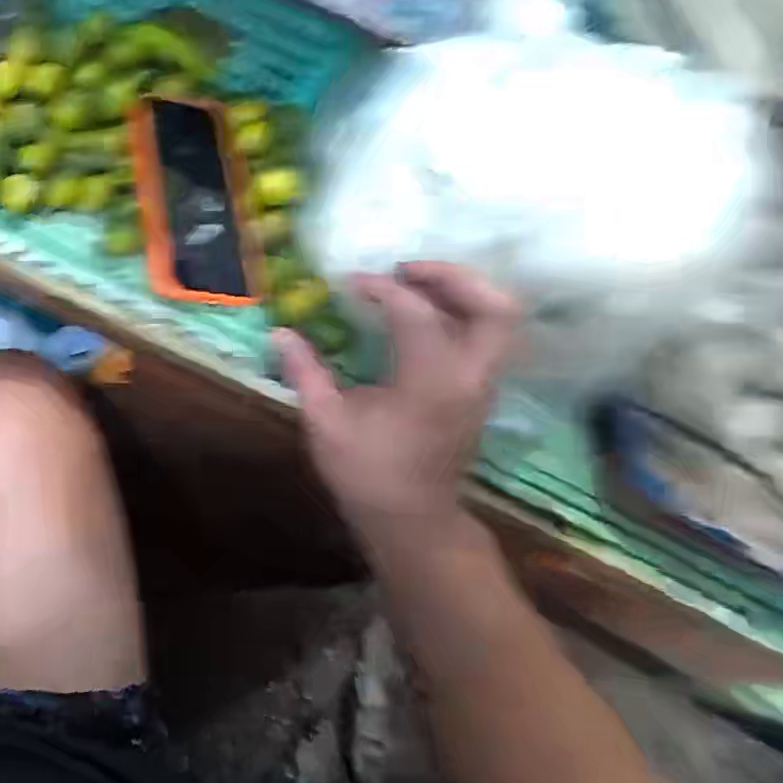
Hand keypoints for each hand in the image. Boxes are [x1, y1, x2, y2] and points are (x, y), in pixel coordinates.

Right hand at [277, 262, 518, 530]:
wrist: (409, 513)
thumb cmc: (363, 469)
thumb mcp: (323, 420)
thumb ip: (306, 372)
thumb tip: (282, 333)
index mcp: (430, 384)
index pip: (418, 316)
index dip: (383, 290)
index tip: (350, 283)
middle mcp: (470, 378)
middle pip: (494, 308)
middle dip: (453, 278)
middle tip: (405, 269)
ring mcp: (482, 385)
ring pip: (501, 321)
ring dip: (464, 293)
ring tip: (415, 284)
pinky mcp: (478, 391)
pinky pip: (487, 337)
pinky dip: (462, 313)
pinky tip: (422, 316)